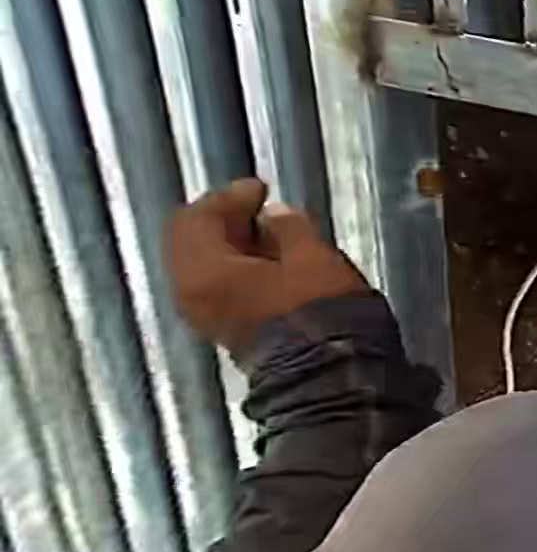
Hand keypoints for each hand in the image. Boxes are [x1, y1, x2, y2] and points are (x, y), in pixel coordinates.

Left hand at [168, 178, 369, 352]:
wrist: (328, 364)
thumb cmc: (320, 307)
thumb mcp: (315, 259)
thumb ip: (292, 230)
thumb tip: (275, 212)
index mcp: (205, 269)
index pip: (198, 219)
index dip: (228, 197)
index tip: (259, 187)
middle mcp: (191, 290)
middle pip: (193, 243)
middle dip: (224, 220)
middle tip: (260, 206)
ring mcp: (205, 312)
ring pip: (204, 264)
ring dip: (231, 244)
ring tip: (269, 233)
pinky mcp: (227, 326)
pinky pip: (218, 284)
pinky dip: (236, 266)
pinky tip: (268, 263)